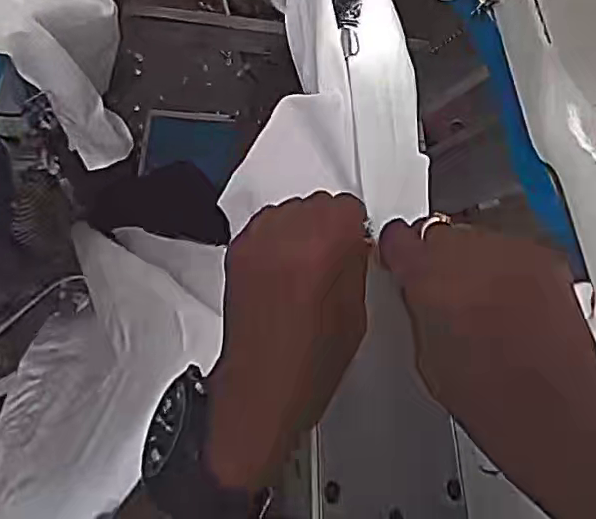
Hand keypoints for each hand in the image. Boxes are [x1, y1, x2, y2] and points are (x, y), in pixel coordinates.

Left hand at [205, 192, 370, 491]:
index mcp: (323, 246)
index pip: (348, 204)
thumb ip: (356, 263)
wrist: (259, 393)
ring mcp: (259, 241)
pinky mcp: (238, 250)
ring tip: (305, 266)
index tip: (354, 240)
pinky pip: (266, 225)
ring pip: (292, 209)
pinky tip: (283, 268)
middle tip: (332, 257)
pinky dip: (277, 238)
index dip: (355, 226)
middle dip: (329, 225)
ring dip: (301, 228)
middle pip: (319, 202)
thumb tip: (355, 242)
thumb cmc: (305, 367)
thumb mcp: (355, 312)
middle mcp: (287, 235)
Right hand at [380, 218, 595, 518]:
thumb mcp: (426, 357)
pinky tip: (517, 305)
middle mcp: (465, 250)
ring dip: (478, 263)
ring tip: (489, 307)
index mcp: (425, 273)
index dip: (401, 252)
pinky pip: (513, 250)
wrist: (557, 413)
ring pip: (478, 239)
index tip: (404, 261)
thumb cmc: (494, 401)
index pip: (398, 237)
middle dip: (442, 260)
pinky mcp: (541, 254)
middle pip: (440, 234)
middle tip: (451, 299)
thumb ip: (416, 308)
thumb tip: (417, 295)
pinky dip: (512, 269)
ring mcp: (505, 249)